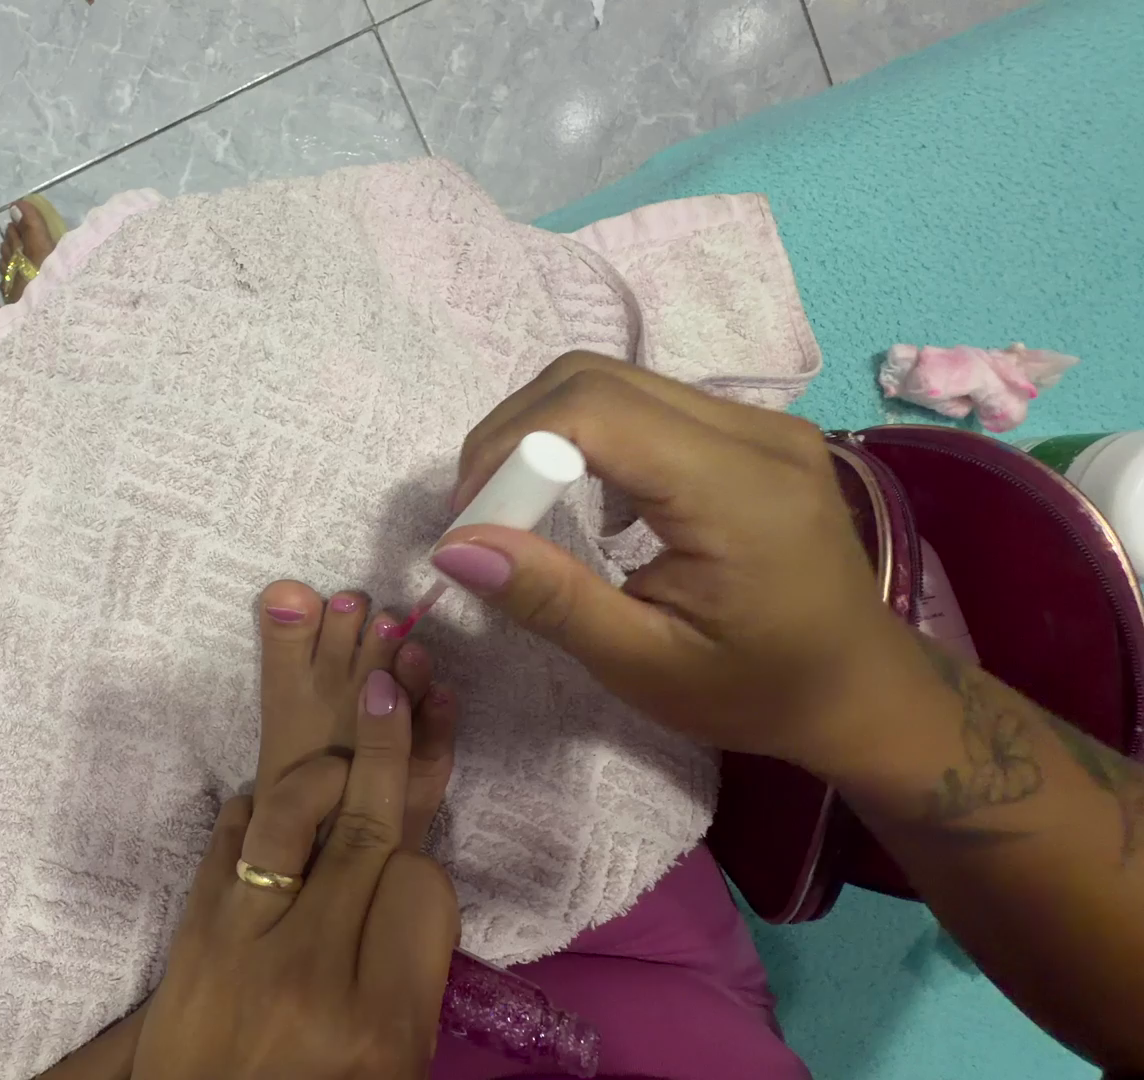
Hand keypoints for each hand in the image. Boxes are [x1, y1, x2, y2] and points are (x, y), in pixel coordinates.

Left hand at [129, 670, 458, 1079]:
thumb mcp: (394, 1055)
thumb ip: (411, 963)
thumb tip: (409, 866)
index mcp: (382, 1022)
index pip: (423, 885)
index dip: (422, 870)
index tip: (409, 884)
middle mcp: (312, 971)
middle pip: (368, 828)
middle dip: (388, 749)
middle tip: (390, 687)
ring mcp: (242, 936)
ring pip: (299, 807)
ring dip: (326, 766)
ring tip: (339, 751)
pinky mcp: (194, 920)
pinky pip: (236, 825)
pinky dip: (263, 806)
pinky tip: (277, 814)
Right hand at [435, 352, 925, 771]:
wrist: (856, 690)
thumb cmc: (751, 689)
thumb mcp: (639, 664)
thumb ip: (548, 598)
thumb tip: (452, 548)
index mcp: (738, 492)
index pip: (593, 411)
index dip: (508, 448)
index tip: (471, 518)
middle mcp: (753, 432)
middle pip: (590, 378)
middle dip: (509, 435)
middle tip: (482, 510)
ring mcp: (753, 421)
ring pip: (604, 380)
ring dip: (536, 432)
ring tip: (517, 503)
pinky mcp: (741, 427)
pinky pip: (631, 400)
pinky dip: (573, 434)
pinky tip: (573, 493)